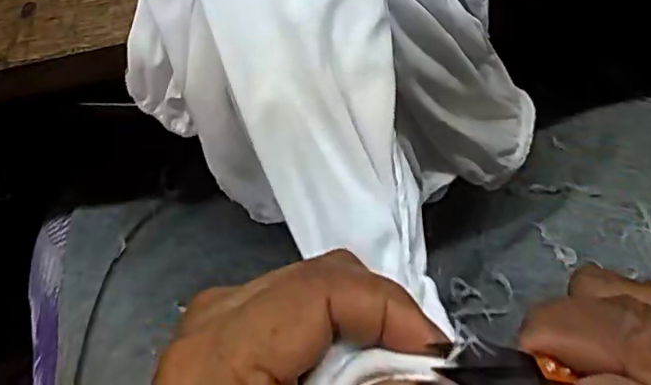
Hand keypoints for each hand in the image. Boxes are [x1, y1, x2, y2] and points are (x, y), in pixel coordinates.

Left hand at [154, 249, 447, 383]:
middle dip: (380, 316)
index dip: (391, 308)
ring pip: (308, 288)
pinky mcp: (215, 337)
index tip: (439, 352)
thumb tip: (428, 372)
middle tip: (422, 365)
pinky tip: (343, 372)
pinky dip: (325, 334)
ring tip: (388, 370)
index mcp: (223, 342)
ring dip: (356, 325)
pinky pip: (286, 311)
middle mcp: (214, 313)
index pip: (325, 286)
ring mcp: (212, 320)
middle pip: (321, 277)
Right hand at [517, 265, 650, 384]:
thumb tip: (574, 380)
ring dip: (601, 313)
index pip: (621, 339)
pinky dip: (650, 315)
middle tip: (547, 363)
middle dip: (560, 322)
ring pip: (635, 278)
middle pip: (610, 295)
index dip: (555, 348)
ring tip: (600, 355)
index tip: (521, 366)